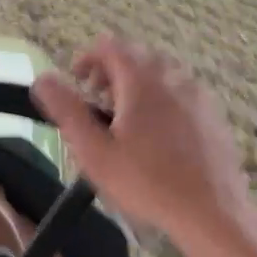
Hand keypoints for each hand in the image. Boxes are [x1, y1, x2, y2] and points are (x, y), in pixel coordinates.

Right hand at [30, 34, 249, 242]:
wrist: (210, 210)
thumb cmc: (145, 182)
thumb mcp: (94, 151)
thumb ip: (67, 110)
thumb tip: (42, 79)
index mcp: (141, 81)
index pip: (110, 46)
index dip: (87, 58)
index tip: (78, 82)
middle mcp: (173, 77)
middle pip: (138, 56)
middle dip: (112, 71)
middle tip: (98, 103)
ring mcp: (199, 94)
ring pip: (163, 73)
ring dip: (138, 85)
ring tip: (126, 121)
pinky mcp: (213, 114)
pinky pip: (182, 93)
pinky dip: (162, 100)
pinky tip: (158, 136)